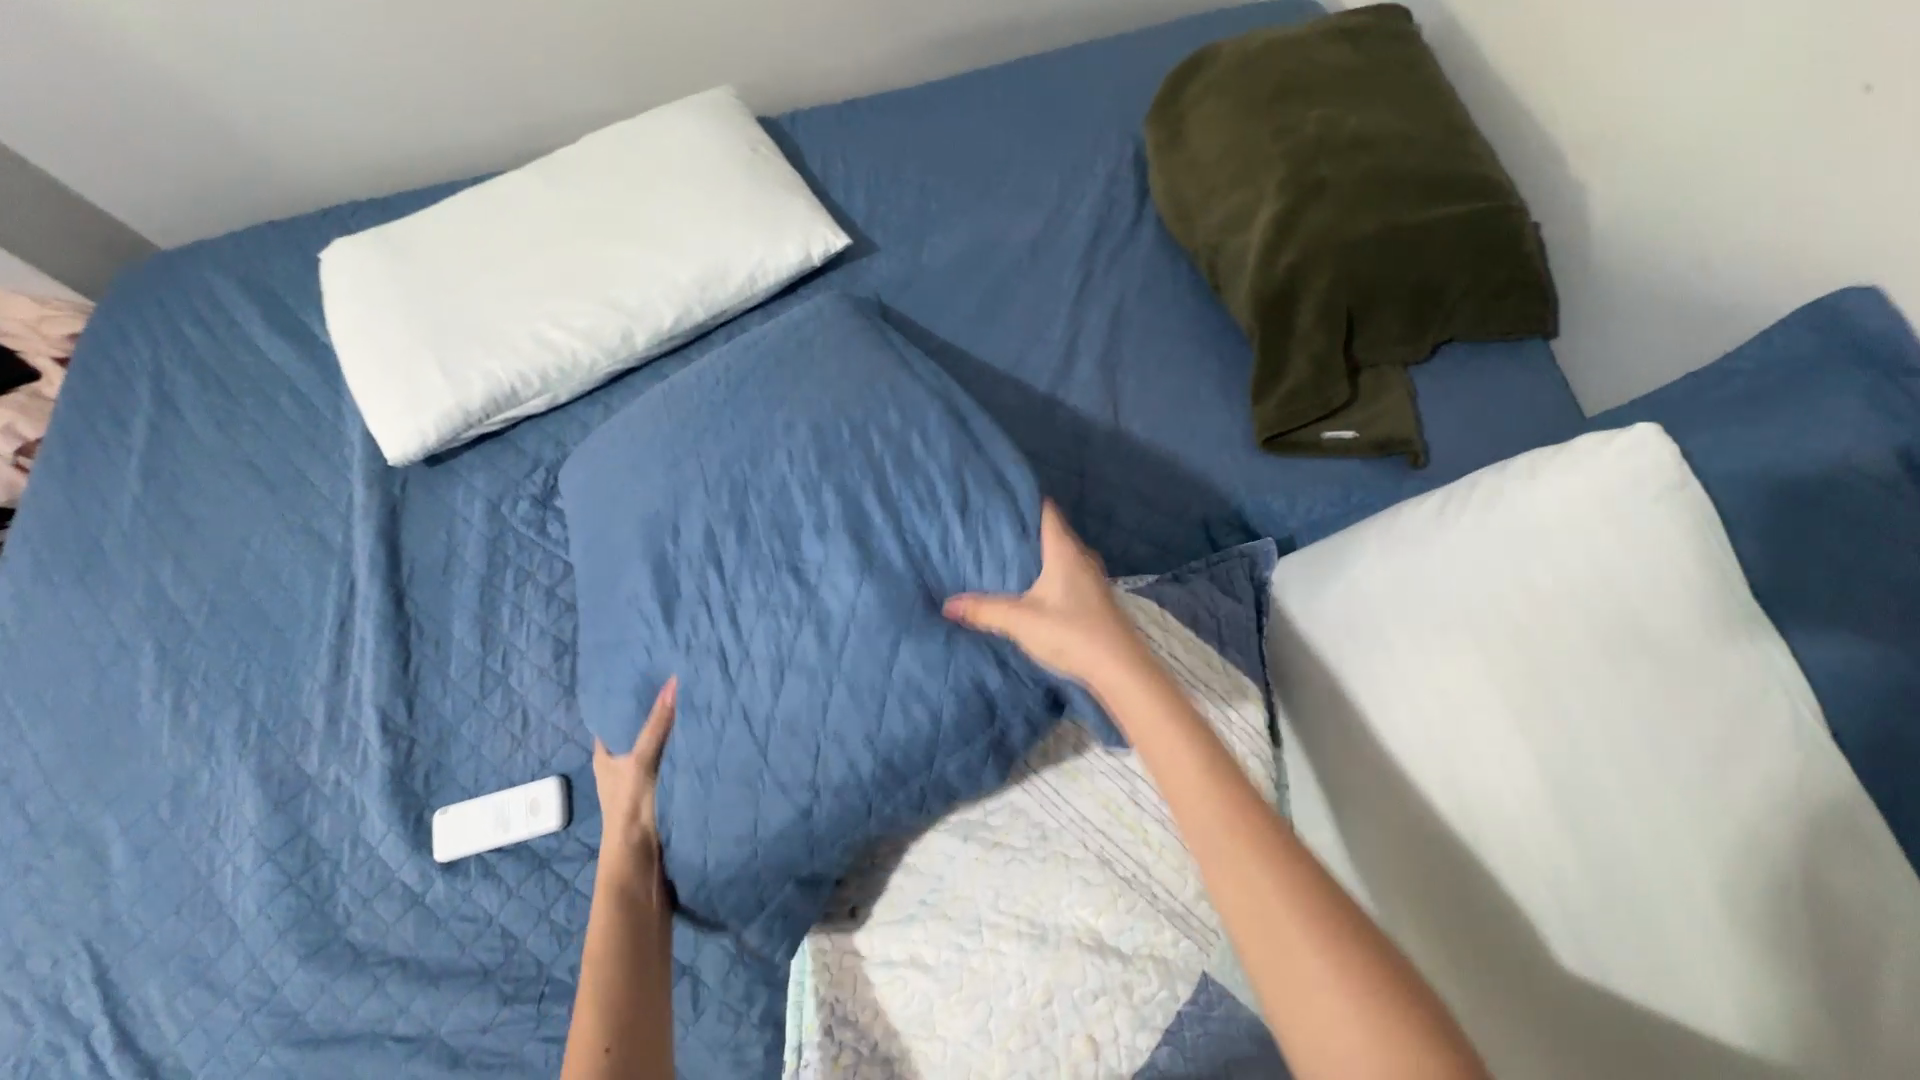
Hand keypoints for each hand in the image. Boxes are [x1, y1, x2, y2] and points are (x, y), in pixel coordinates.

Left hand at [591, 676, 675, 897]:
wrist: (641, 859)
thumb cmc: (630, 807)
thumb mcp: (642, 760)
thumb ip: (657, 724)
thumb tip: (673, 682)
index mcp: (604, 756)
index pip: (614, 718)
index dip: (627, 697)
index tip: (650, 673)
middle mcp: (620, 765)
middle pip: (637, 731)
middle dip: (655, 711)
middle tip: (680, 681)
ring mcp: (641, 779)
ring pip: (656, 746)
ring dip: (671, 732)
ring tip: (694, 702)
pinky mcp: (660, 791)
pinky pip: (672, 761)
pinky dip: (682, 750)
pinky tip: (699, 735)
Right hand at [944, 501, 1150, 688]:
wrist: (1120, 669)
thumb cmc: (1072, 634)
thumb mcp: (1020, 621)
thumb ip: (984, 610)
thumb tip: (947, 604)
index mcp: (1065, 550)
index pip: (1045, 511)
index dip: (1024, 502)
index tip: (999, 500)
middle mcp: (1082, 558)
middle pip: (1053, 532)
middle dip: (1026, 531)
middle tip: (994, 532)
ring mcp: (1093, 579)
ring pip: (1062, 556)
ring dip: (1040, 556)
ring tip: (1010, 559)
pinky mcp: (1096, 599)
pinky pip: (1068, 575)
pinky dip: (1050, 575)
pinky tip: (1034, 588)